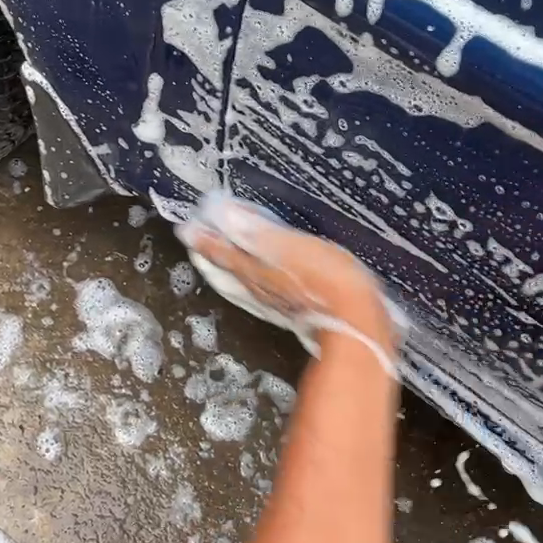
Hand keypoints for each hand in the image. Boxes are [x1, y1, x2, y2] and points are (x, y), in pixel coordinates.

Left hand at [176, 197, 397, 350]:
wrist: (356, 327)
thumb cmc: (328, 281)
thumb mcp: (291, 248)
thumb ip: (255, 233)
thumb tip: (220, 215)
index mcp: (255, 269)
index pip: (222, 250)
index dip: (205, 238)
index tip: (186, 227)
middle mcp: (258, 287)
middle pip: (225, 270)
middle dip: (209, 254)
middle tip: (193, 241)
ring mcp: (273, 302)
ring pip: (238, 283)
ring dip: (223, 270)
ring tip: (211, 260)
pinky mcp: (291, 310)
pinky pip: (256, 293)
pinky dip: (245, 283)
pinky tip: (250, 284)